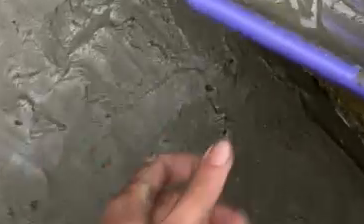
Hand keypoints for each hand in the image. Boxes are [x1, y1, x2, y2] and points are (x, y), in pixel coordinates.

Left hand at [101, 141, 246, 223]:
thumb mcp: (182, 223)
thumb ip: (202, 188)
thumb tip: (222, 147)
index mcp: (129, 202)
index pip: (161, 167)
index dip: (192, 165)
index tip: (218, 174)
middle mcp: (126, 220)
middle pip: (171, 200)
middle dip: (209, 205)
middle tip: (237, 219)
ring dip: (205, 223)